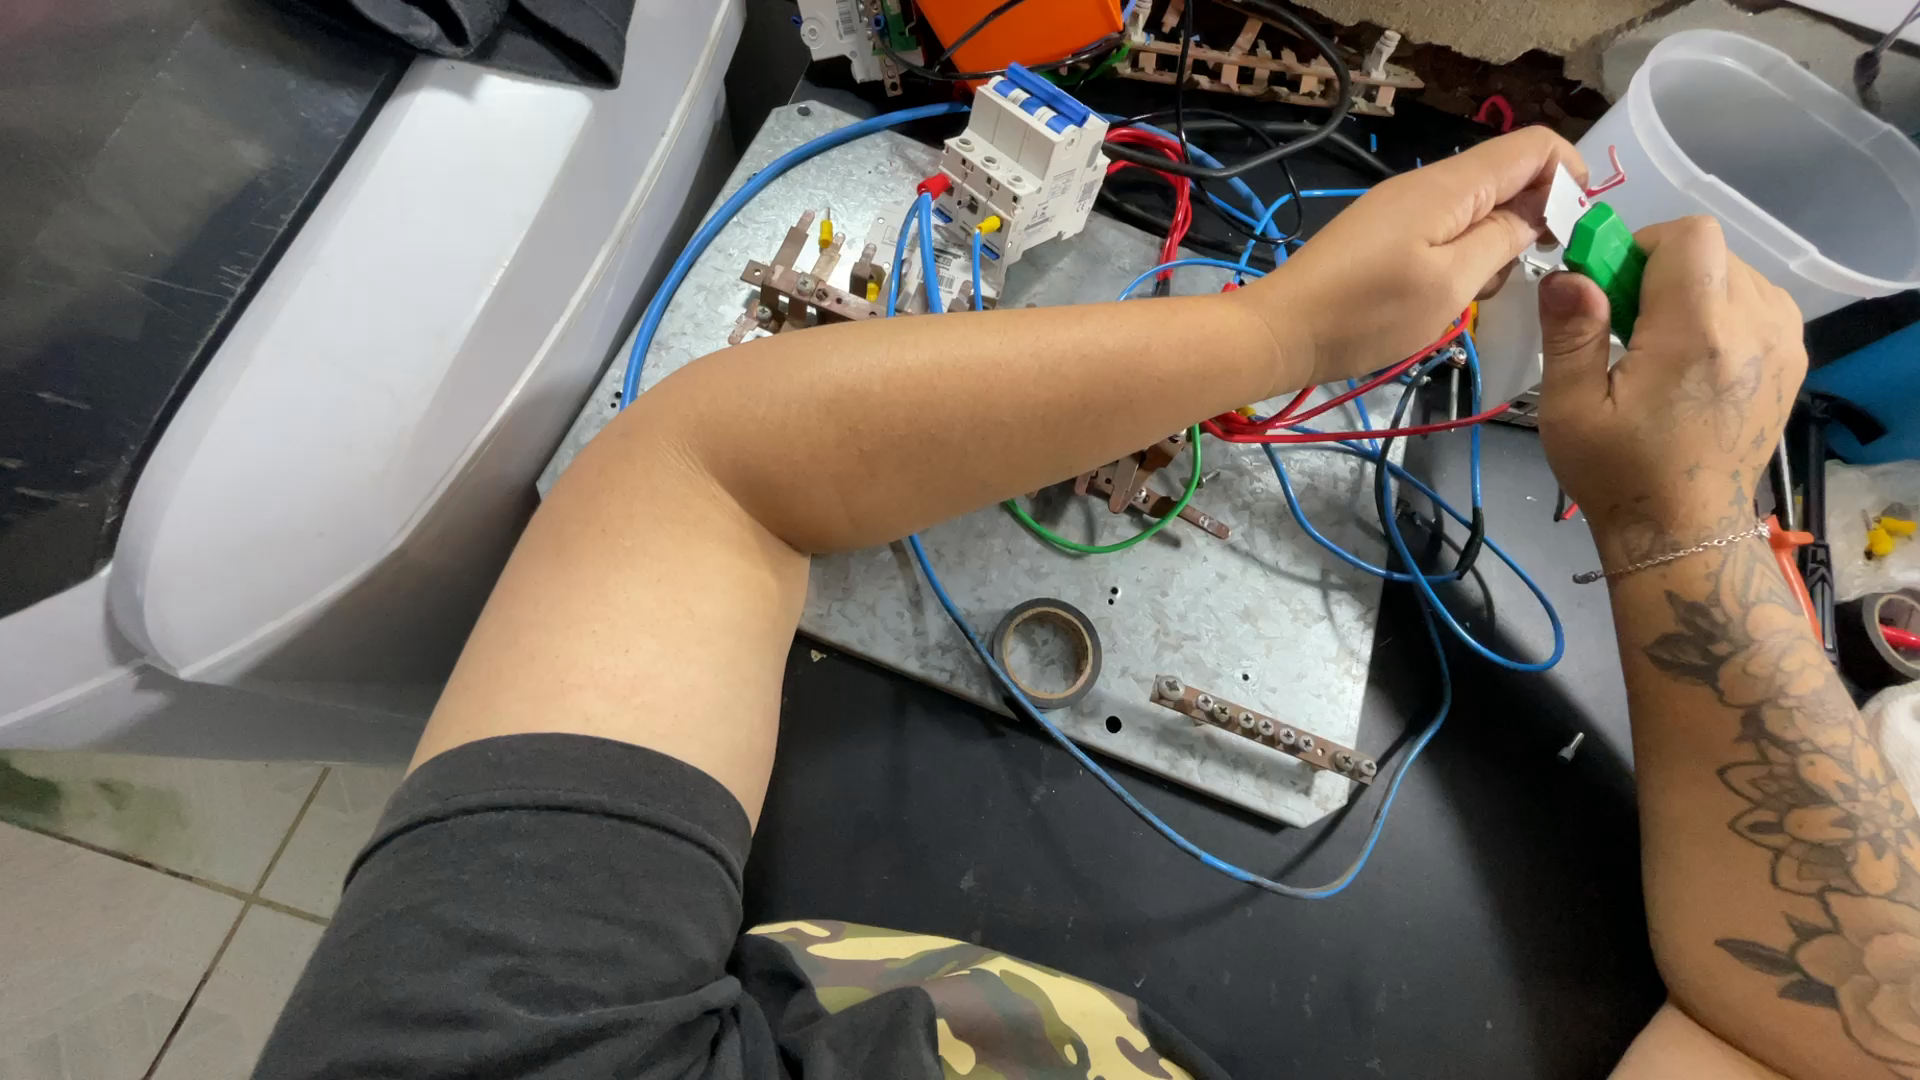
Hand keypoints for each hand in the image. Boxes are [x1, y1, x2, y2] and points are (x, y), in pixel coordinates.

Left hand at [1233, 127, 1584, 386]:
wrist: (1276, 335)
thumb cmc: (1364, 316)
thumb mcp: (1451, 283)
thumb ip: (1503, 238)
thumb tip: (1536, 210)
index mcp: (1448, 186)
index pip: (1535, 145)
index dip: (1567, 179)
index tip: (1564, 234)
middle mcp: (1420, 187)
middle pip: (1502, 179)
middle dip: (1523, 222)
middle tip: (1501, 279)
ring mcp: (1391, 213)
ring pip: (1467, 213)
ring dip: (1482, 251)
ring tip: (1460, 297)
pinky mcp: (1371, 240)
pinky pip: (1431, 236)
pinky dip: (1447, 261)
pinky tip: (1429, 300)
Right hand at [1536, 217, 1806, 559]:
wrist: (1679, 523)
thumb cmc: (1613, 469)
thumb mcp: (1570, 407)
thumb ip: (1571, 335)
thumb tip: (1565, 276)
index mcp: (1696, 335)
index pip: (1688, 237)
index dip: (1635, 246)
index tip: (1597, 287)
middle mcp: (1755, 325)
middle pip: (1709, 253)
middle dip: (1651, 273)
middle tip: (1609, 326)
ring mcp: (1783, 341)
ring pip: (1733, 274)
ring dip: (1683, 291)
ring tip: (1645, 345)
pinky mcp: (1790, 357)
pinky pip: (1753, 302)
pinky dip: (1712, 311)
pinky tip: (1681, 357)